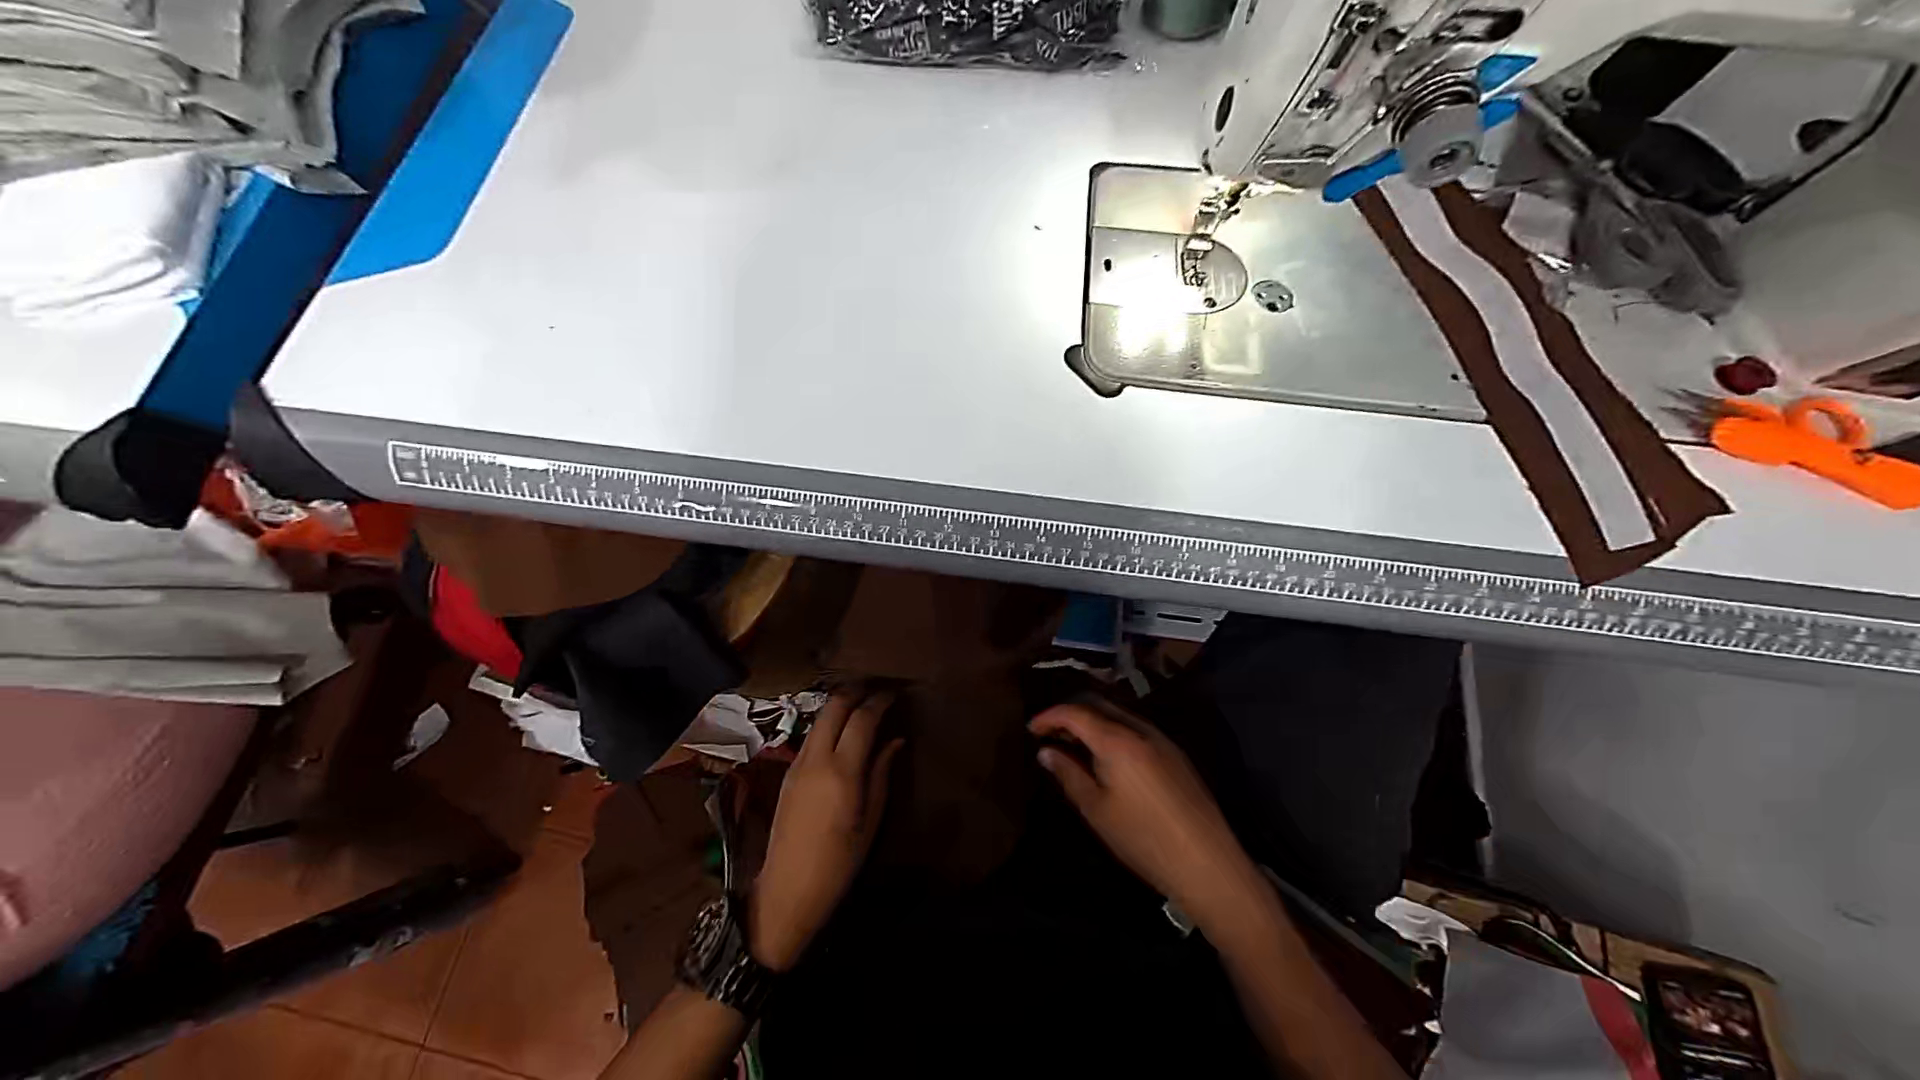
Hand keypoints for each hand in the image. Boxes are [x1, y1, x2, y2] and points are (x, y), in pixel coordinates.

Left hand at [750, 689, 903, 971]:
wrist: (786, 890)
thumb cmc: (838, 863)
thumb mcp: (870, 821)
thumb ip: (881, 774)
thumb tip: (894, 741)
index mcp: (841, 772)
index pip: (861, 719)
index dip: (879, 701)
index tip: (895, 694)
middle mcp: (815, 759)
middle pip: (834, 706)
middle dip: (856, 692)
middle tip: (877, 691)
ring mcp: (797, 763)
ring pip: (819, 718)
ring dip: (840, 705)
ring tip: (862, 706)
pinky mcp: (788, 772)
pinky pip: (811, 735)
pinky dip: (828, 723)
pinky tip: (842, 731)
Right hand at [1030, 704, 1261, 931]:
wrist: (1207, 862)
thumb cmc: (1143, 838)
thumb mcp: (1096, 810)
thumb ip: (1068, 774)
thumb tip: (1046, 751)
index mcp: (1117, 739)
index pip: (1075, 711)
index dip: (1049, 716)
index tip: (1031, 729)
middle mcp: (1140, 728)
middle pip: (1098, 703)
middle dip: (1070, 712)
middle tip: (1050, 734)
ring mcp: (1162, 738)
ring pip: (1119, 713)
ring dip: (1093, 720)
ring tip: (1074, 745)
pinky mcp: (1176, 753)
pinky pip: (1136, 727)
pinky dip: (1113, 730)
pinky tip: (1106, 756)